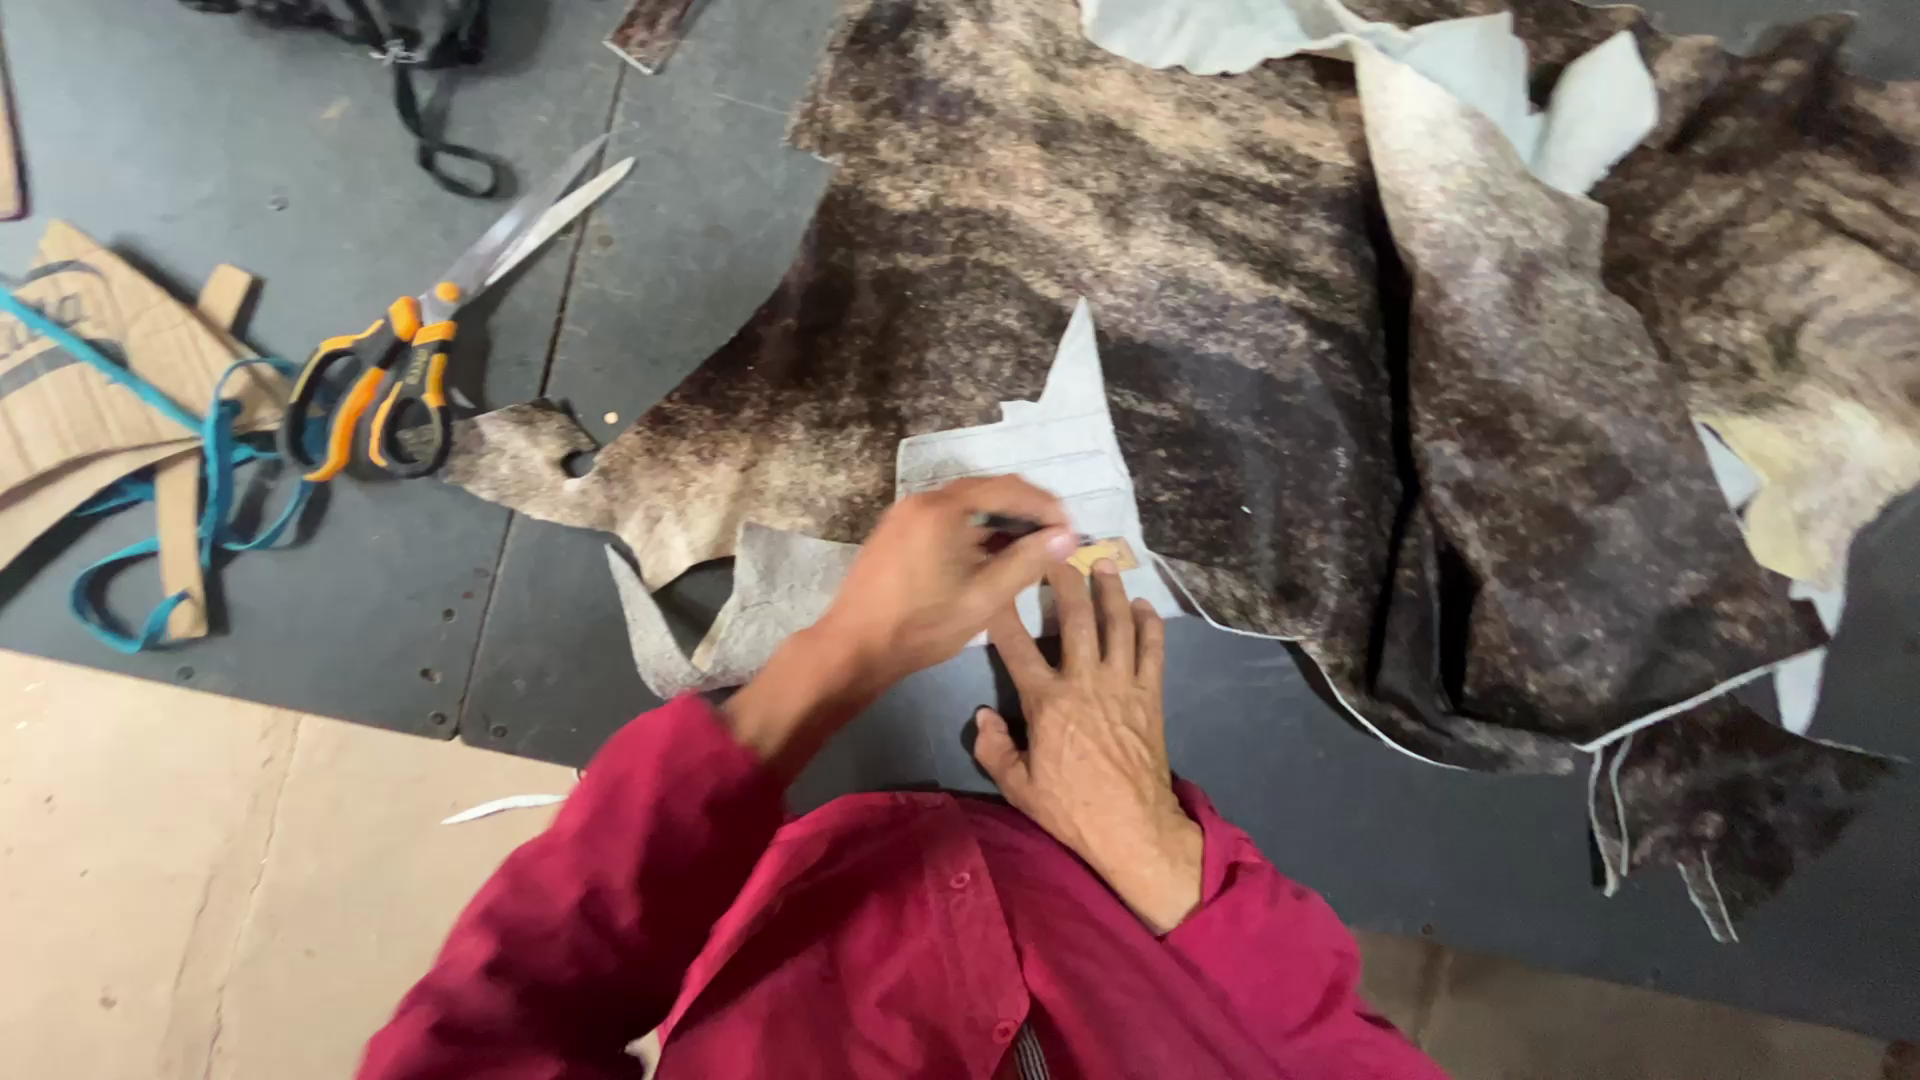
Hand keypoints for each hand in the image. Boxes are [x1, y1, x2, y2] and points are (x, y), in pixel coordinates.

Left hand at [726, 476, 1077, 779]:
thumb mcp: (984, 598)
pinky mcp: (895, 533)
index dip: (1045, 506)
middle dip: (1024, 512)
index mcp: (943, 508)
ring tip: (1028, 550)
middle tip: (1054, 539)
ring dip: (999, 523)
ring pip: (964, 507)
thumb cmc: (922, 625)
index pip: (1008, 488)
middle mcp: (921, 500)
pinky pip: (944, 519)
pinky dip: (972, 531)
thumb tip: (1067, 537)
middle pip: (985, 492)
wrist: (852, 648)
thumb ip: (1027, 562)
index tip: (1069, 530)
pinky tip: (989, 557)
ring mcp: (904, 515)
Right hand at [973, 560, 1201, 933]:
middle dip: (1065, 583)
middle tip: (1057, 556)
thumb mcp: (1018, 786)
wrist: (1132, 828)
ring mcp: (1122, 685)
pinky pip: (1152, 650)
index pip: (1017, 647)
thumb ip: (994, 748)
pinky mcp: (1149, 695)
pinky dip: (1149, 624)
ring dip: (1110, 591)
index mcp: (1047, 702)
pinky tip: (1143, 606)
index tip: (995, 587)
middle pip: (1075, 620)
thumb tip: (981, 717)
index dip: (1002, 614)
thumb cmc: (1071, 807)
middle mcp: (1084, 682)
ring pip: (1117, 625)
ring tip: (1104, 564)